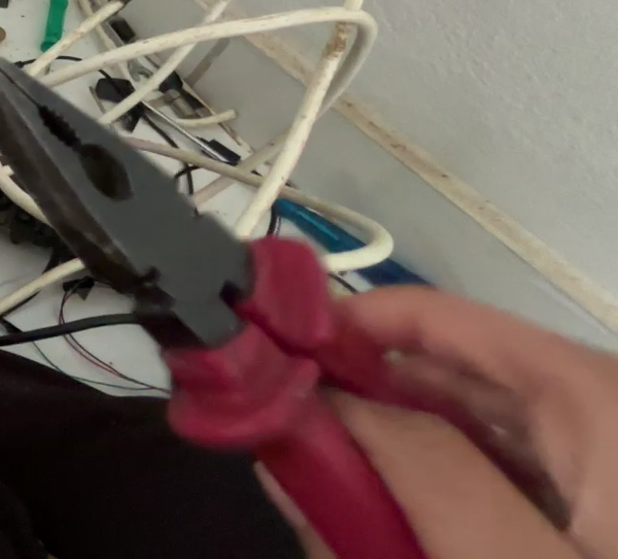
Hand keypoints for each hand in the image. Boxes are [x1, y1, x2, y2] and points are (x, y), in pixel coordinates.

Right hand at [265, 286, 617, 557]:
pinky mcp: (599, 519)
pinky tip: (393, 529)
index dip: (333, 320)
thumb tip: (311, 405)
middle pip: (437, 373)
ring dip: (383, 455)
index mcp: (599, 401)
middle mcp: (603, 417)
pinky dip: (433, 494)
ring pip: (460, 430)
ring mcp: (607, 471)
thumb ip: (410, 468)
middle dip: (349, 402)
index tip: (260, 357)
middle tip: (280, 441)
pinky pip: (498, 480)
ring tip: (330, 496)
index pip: (432, 315)